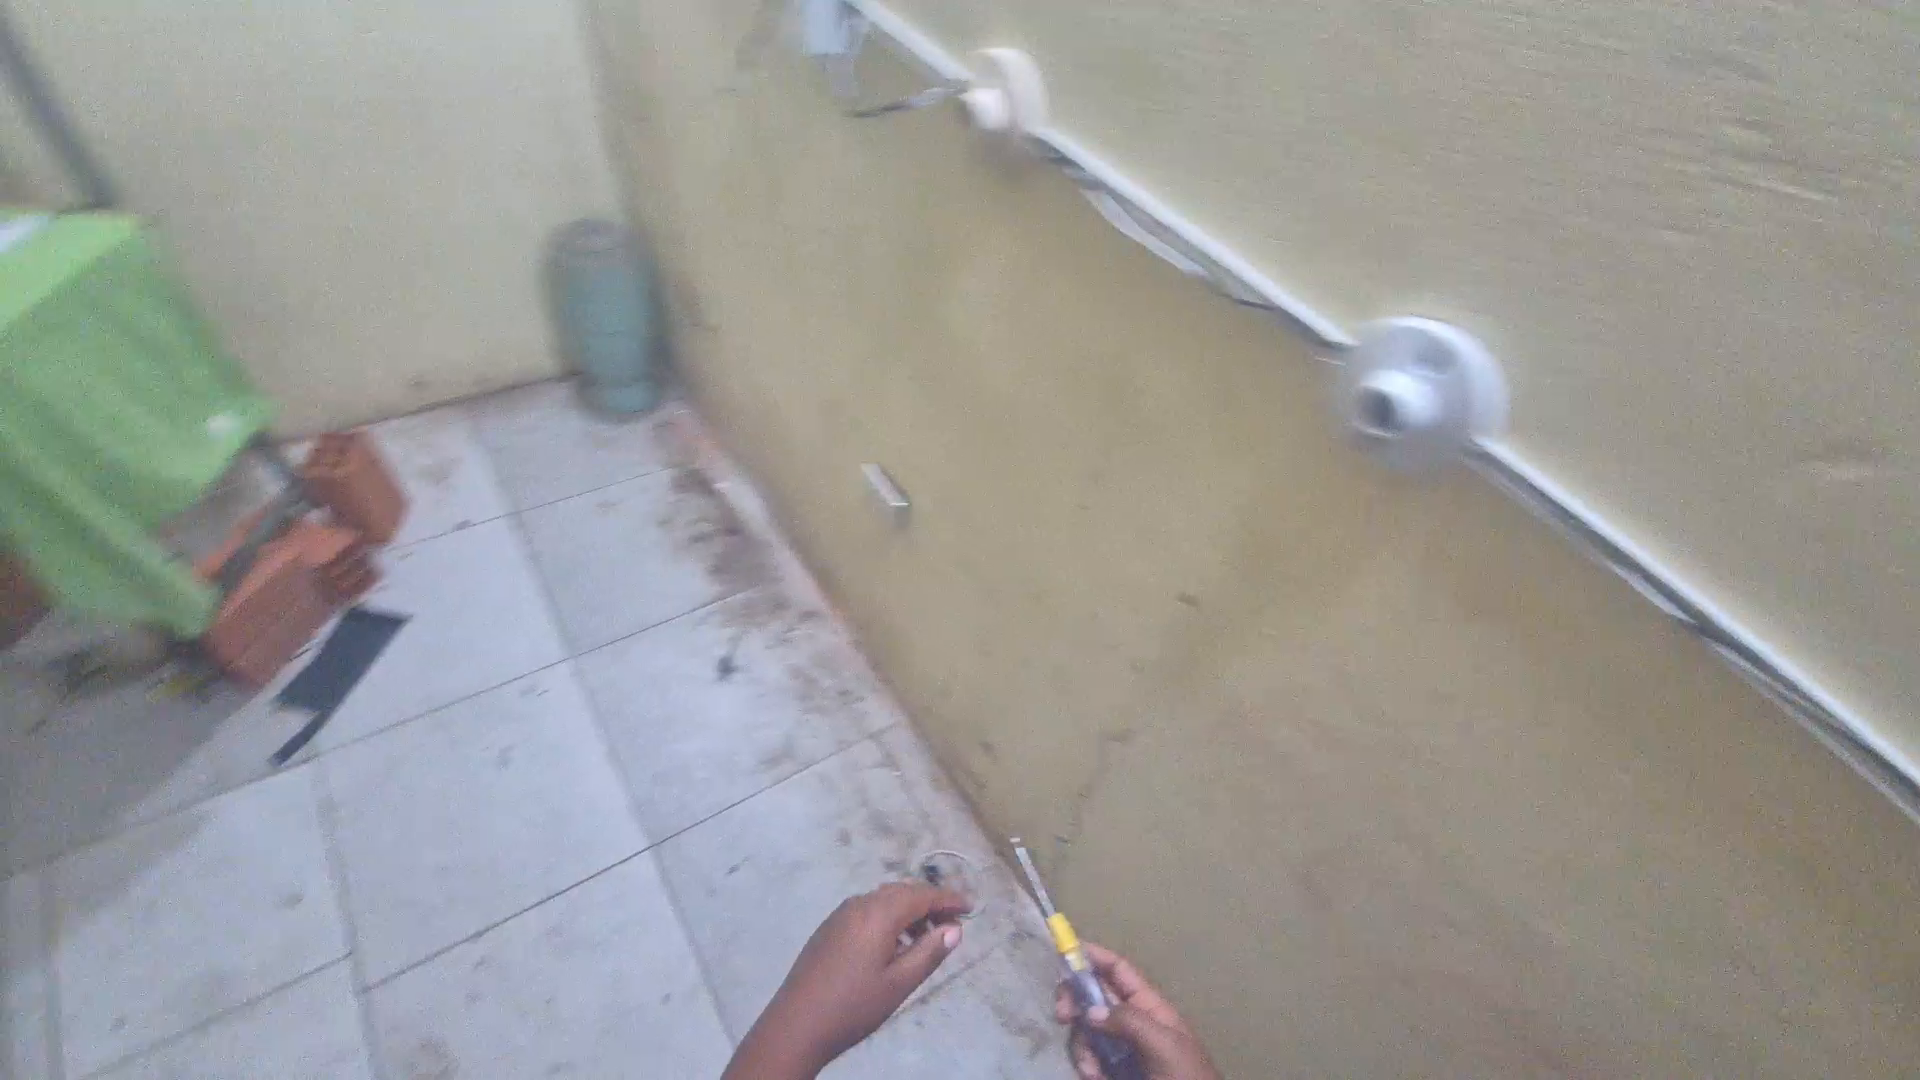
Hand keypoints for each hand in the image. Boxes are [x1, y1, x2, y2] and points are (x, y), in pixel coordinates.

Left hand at [723, 883, 970, 1079]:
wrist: (795, 1025)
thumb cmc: (853, 1006)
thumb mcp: (899, 984)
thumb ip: (929, 952)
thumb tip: (954, 928)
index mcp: (879, 913)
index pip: (922, 895)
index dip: (948, 899)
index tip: (970, 908)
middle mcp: (860, 903)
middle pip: (902, 892)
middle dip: (929, 902)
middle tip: (952, 922)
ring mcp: (841, 914)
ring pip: (884, 900)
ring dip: (908, 911)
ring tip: (925, 938)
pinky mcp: (829, 927)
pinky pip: (867, 910)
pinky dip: (888, 918)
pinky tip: (892, 946)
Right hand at [1052, 942, 1220, 1079]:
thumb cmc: (1187, 1078)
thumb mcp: (1164, 1045)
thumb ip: (1129, 1021)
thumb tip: (1090, 1011)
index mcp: (1149, 1006)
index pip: (1118, 970)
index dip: (1094, 956)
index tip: (1065, 951)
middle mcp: (1131, 1023)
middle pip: (1094, 997)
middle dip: (1074, 1001)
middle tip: (1062, 1015)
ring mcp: (1121, 1050)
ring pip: (1086, 1031)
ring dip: (1081, 1044)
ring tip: (1091, 1069)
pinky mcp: (1112, 1073)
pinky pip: (1088, 1060)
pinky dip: (1086, 1066)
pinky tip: (1094, 1078)